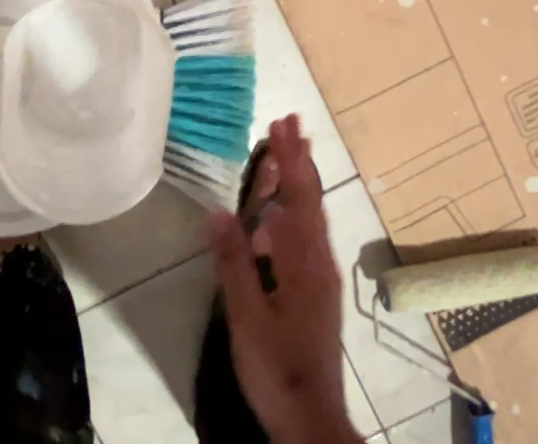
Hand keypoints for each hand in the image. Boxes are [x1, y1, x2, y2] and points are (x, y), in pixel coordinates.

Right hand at [208, 117, 357, 443]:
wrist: (312, 418)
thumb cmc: (277, 368)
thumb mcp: (247, 317)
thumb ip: (234, 263)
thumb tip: (218, 211)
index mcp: (306, 263)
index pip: (298, 199)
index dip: (291, 160)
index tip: (284, 123)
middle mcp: (319, 262)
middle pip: (310, 201)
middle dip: (299, 161)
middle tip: (291, 123)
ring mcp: (320, 278)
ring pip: (310, 218)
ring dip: (298, 182)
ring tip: (287, 154)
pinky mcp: (314, 292)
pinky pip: (306, 237)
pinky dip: (295, 211)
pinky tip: (279, 215)